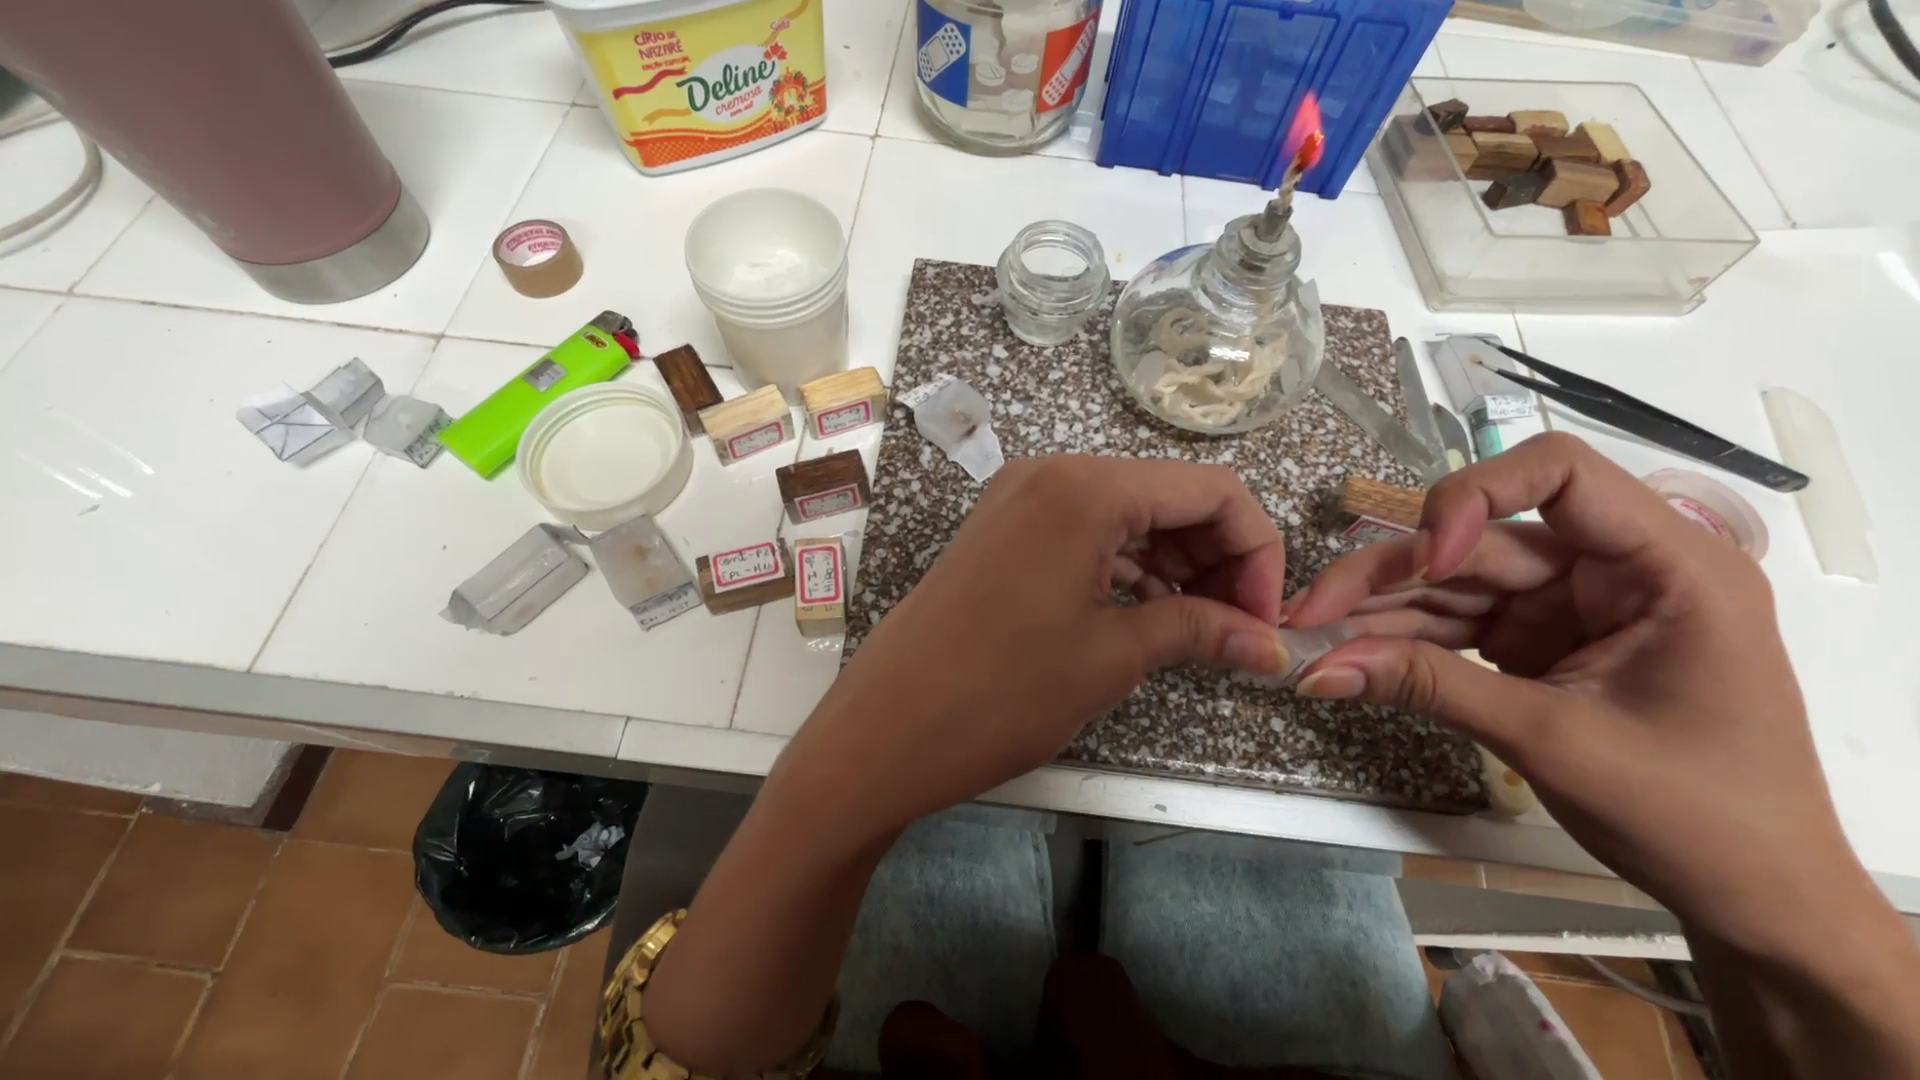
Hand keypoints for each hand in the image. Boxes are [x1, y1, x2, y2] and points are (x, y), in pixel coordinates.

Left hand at [777, 455, 1290, 838]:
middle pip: (1169, 498)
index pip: (1212, 490)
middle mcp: (1052, 475)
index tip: (1266, 619)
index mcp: (1086, 487)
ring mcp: (1020, 502)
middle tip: (1240, 633)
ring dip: (1175, 569)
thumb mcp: (1112, 657)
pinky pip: (1085, 537)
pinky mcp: (1002, 535)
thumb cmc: (1001, 692)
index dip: (1256, 551)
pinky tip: (1151, 618)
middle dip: (1218, 561)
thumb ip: (1200, 632)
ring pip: (1128, 518)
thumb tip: (1272, 646)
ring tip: (1202, 634)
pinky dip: (1127, 572)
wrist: (883, 731)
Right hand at [1286, 433, 1877, 961]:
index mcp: (1667, 564)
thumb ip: (1432, 687)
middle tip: (1307, 615)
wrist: (1752, 893)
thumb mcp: (1553, 741)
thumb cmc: (1694, 813)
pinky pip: (1460, 624)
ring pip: (1458, 583)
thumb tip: (1317, 670)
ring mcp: (1573, 605)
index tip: (1426, 559)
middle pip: (1482, 539)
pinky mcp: (1542, 640)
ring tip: (1310, 639)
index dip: (1475, 496)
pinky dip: (1406, 642)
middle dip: (1390, 575)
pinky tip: (1352, 655)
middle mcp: (1616, 567)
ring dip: (1384, 612)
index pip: (1559, 474)